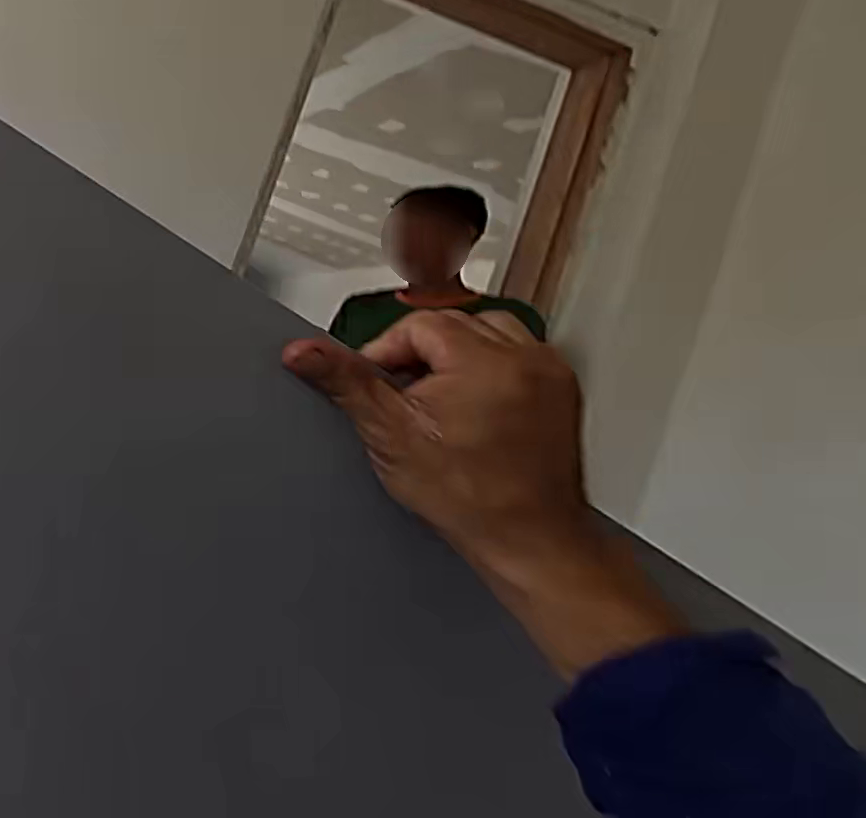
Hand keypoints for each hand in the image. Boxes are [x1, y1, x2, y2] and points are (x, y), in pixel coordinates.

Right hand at [281, 310, 591, 568]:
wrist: (528, 541)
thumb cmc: (467, 497)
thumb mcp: (387, 432)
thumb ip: (344, 381)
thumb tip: (303, 352)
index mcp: (483, 361)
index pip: (415, 325)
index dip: (385, 354)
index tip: (380, 387)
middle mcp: (526, 358)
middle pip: (449, 324)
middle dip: (418, 354)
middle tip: (405, 397)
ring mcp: (549, 372)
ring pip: (483, 329)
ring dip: (453, 353)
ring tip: (439, 396)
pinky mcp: (562, 387)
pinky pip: (515, 350)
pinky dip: (487, 363)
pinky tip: (470, 398)